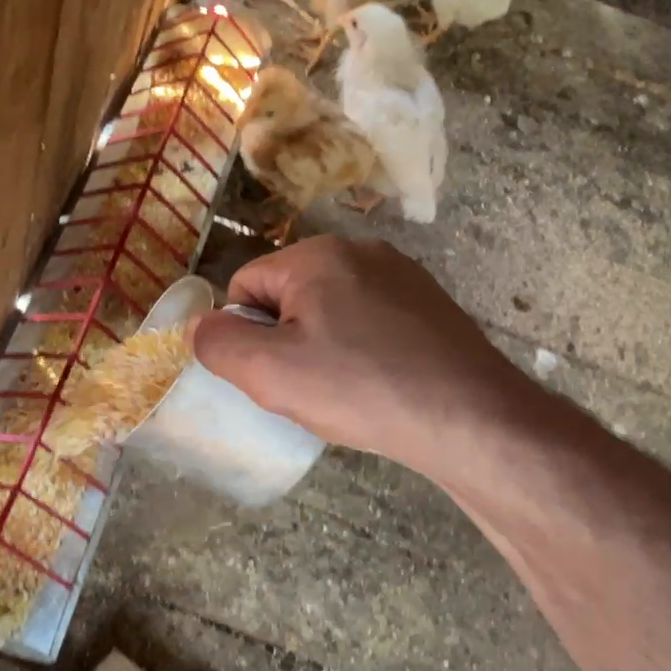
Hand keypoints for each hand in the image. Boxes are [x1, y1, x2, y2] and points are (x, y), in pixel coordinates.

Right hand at [188, 236, 541, 476]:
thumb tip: (198, 326)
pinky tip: (379, 386)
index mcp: (317, 255)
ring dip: (322, 349)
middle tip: (310, 388)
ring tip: (347, 391)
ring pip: (328, 313)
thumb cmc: (360, 389)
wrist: (471, 420)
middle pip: (287, 297)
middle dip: (285, 342)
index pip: (245, 287)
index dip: (247, 336)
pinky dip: (361, 352)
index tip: (276, 374)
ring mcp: (403, 276)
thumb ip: (218, 343)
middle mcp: (362, 251)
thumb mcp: (269, 372)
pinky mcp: (430, 305)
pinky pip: (367, 323)